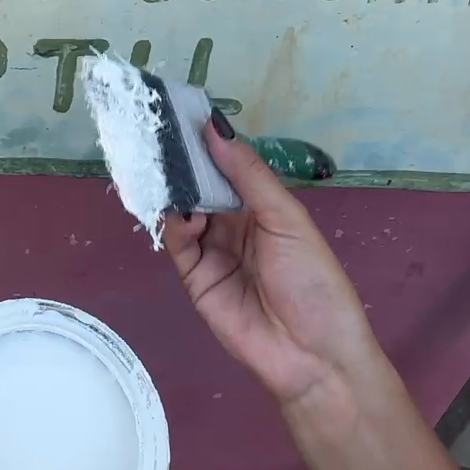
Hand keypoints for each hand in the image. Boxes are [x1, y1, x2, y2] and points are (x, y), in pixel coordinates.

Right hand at [164, 124, 374, 406]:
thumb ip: (248, 174)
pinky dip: (170, 221)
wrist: (312, 357)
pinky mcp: (192, 273)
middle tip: (157, 133)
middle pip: (199, 184)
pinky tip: (176, 210)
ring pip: (181, 207)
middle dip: (181, 161)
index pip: (225, 165)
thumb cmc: (312, 280)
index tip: (181, 112)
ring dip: (173, 189)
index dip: (206, 142)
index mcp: (259, 204)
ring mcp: (210, 247)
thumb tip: (213, 127)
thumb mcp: (287, 219)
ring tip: (162, 169)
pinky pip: (174, 240)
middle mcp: (231, 221)